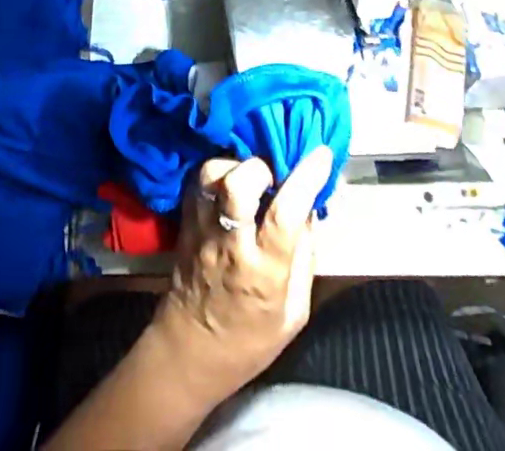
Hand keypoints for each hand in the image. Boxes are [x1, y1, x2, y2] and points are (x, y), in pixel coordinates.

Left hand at [151, 147, 331, 393]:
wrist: (189, 349)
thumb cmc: (251, 338)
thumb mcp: (295, 311)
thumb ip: (303, 256)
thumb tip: (309, 208)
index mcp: (262, 271)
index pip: (284, 214)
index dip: (305, 178)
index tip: (320, 155)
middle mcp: (228, 243)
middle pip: (237, 184)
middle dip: (261, 166)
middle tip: (276, 173)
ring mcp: (200, 228)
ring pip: (210, 175)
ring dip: (234, 165)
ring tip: (252, 176)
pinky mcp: (183, 220)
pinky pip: (198, 182)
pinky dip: (217, 173)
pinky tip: (231, 182)